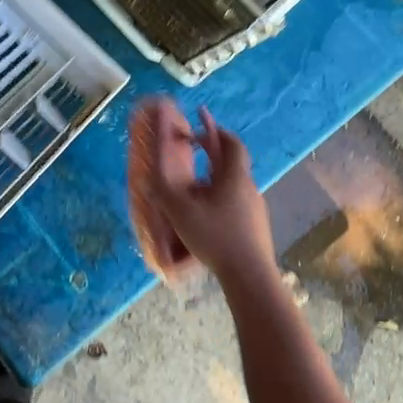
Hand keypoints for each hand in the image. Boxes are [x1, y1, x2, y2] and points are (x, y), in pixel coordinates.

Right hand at [129, 97, 274, 287]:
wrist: (250, 275)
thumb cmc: (216, 236)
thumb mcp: (180, 212)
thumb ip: (161, 191)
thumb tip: (147, 177)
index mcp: (234, 176)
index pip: (231, 143)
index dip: (215, 130)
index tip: (198, 127)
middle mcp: (248, 188)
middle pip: (232, 162)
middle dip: (212, 153)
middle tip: (193, 150)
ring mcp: (255, 209)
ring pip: (233, 184)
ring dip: (213, 179)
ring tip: (192, 188)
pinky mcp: (255, 228)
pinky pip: (235, 203)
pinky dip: (219, 199)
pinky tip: (205, 216)